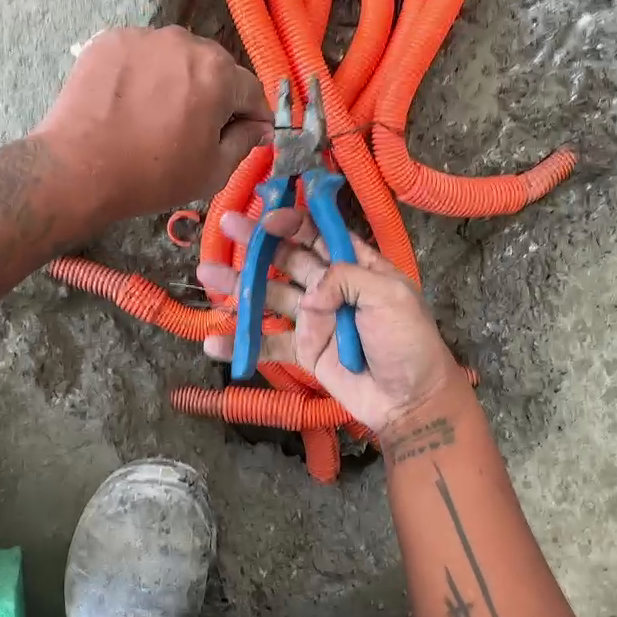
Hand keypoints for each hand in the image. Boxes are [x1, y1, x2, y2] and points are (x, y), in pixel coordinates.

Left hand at [34, 27, 272, 221]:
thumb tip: (261, 127)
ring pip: (177, 58)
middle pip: (215, 68)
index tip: (246, 136)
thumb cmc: (155, 175)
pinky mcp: (111, 40)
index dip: (253, 117)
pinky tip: (133, 104)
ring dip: (179, 81)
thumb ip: (246, 142)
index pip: (252, 91)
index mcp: (219, 74)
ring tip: (160, 115)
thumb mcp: (214, 171)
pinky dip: (145, 74)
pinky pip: (143, 55)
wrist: (80, 168)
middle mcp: (186, 42)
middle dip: (215, 95)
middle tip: (197, 130)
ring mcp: (145, 37)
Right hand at [196, 208, 469, 438]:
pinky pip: (269, 343)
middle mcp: (332, 287)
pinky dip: (242, 344)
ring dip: (239, 286)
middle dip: (258, 242)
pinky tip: (214, 342)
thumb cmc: (408, 342)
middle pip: (288, 258)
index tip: (269, 217)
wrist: (410, 399)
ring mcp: (315, 319)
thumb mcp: (390, 297)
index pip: (321, 233)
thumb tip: (310, 290)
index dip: (294, 221)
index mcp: (358, 266)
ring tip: (207, 273)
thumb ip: (346, 278)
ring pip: (270, 296)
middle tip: (225, 225)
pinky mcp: (304, 352)